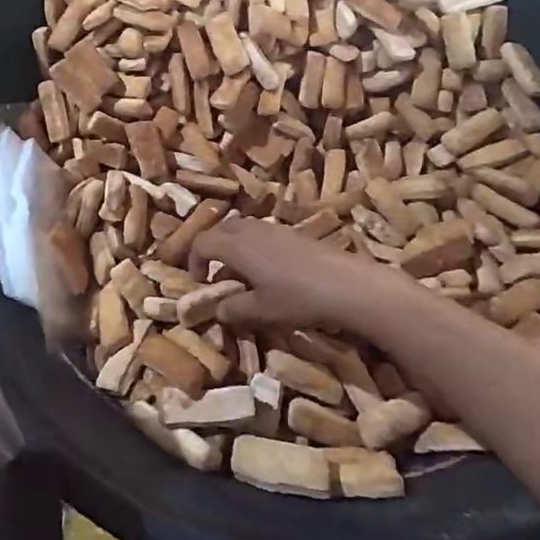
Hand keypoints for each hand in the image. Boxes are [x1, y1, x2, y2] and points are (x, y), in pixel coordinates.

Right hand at [189, 217, 427, 333]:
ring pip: (242, 230)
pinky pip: (262, 234)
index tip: (198, 283)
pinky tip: (269, 273)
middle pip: (221, 229)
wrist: (346, 283)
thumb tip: (218, 309)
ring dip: (234, 249)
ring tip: (243, 277)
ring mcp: (275, 228)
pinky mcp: (293, 233)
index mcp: (236, 245)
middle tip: (215, 276)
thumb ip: (232, 309)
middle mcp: (252, 229)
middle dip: (212, 250)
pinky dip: (254, 248)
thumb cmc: (297, 297)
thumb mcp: (260, 311)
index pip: (202, 242)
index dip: (193, 261)